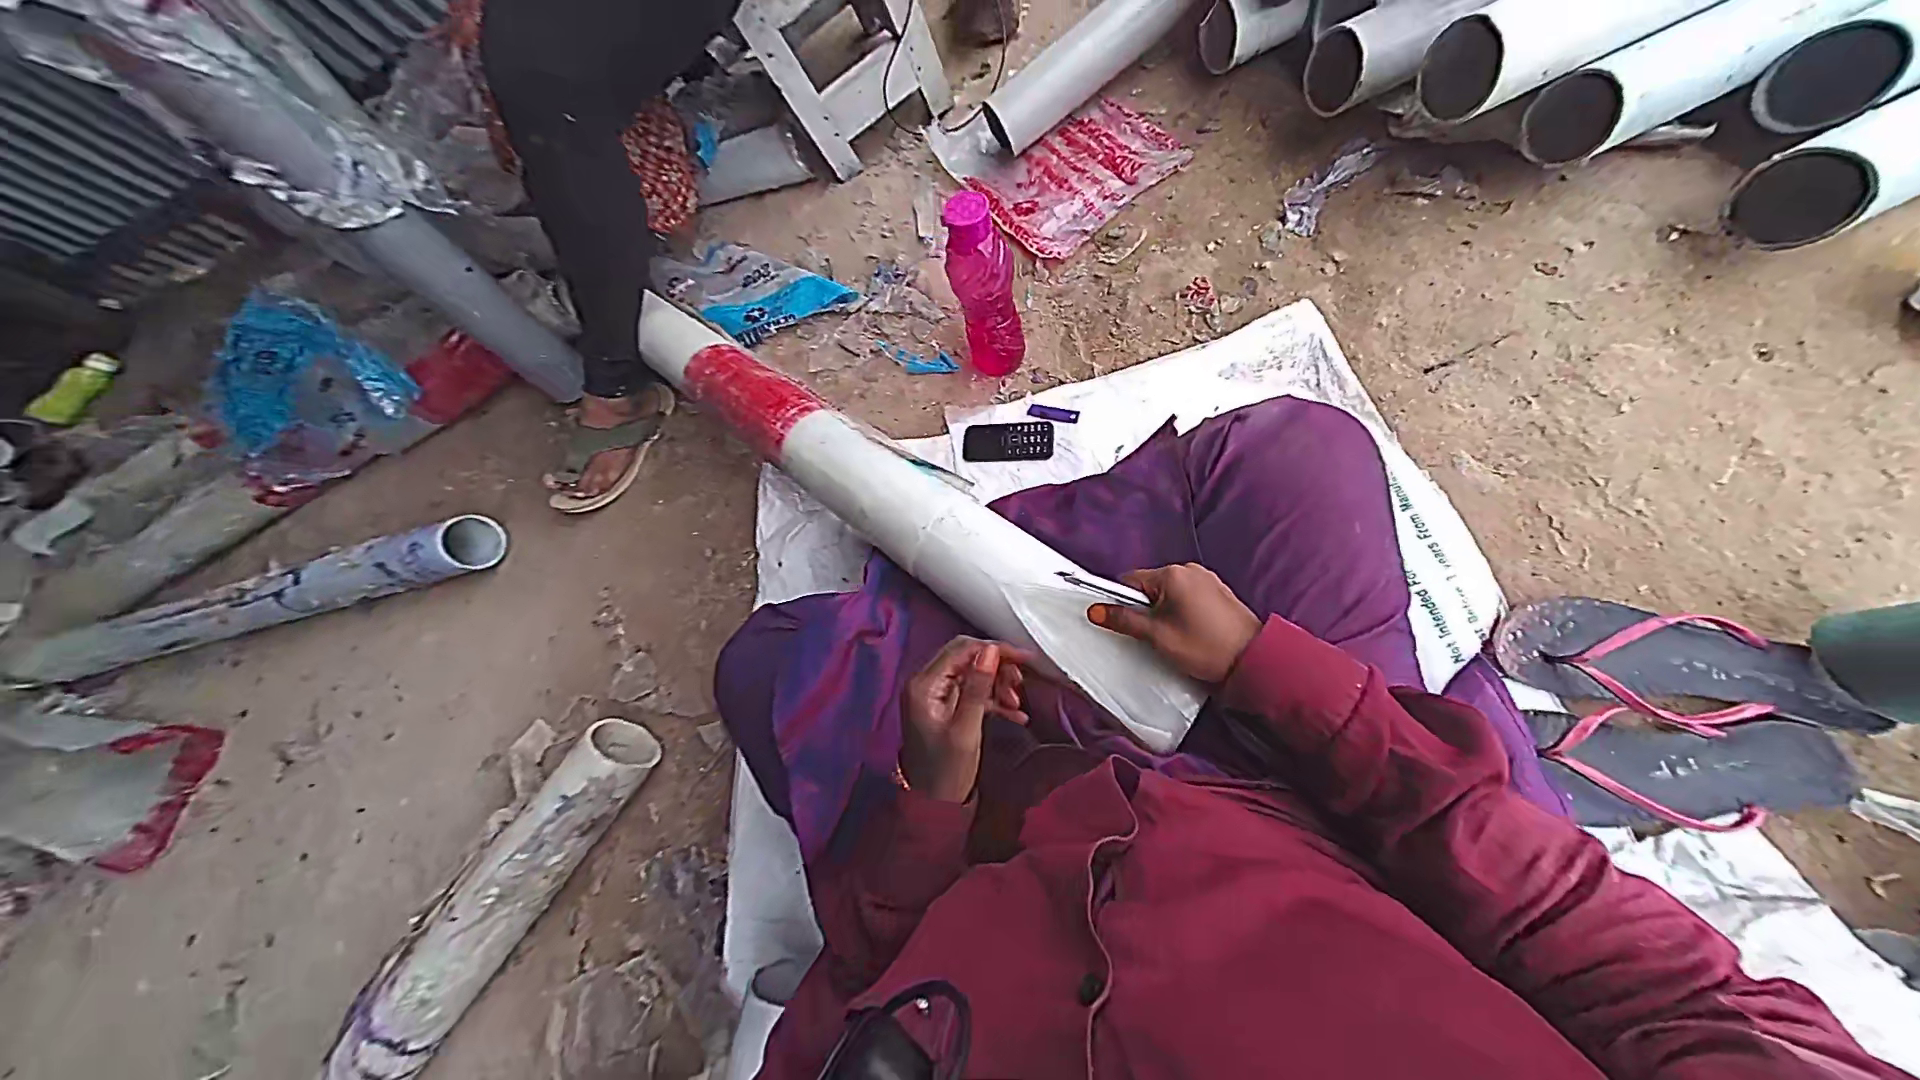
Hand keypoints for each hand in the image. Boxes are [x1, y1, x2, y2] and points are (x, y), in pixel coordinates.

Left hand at [899, 637, 1030, 801]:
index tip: (1024, 658)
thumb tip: (991, 650)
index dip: (994, 649)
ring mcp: (934, 694)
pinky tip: (1014, 713)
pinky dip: (993, 698)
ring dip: (997, 684)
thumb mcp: (967, 728)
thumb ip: (979, 687)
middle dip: (997, 668)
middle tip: (1019, 684)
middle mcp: (925, 682)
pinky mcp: (945, 706)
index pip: (961, 649)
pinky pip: (972, 691)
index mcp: (924, 684)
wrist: (933, 805)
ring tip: (1016, 704)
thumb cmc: (947, 771)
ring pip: (972, 673)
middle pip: (967, 658)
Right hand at [1086, 564, 1261, 682]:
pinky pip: (1186, 596)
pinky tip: (1188, 632)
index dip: (1119, 601)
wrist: (1253, 660)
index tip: (1120, 620)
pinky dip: (1180, 611)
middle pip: (1148, 585)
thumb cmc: (1206, 648)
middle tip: (1151, 634)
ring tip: (1173, 636)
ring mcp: (1206, 579)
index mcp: (1172, 575)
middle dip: (1144, 608)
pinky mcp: (1217, 591)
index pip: (1129, 580)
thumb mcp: (1157, 636)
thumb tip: (1096, 611)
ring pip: (1167, 592)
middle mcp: (1190, 570)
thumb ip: (1124, 620)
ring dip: (1162, 610)